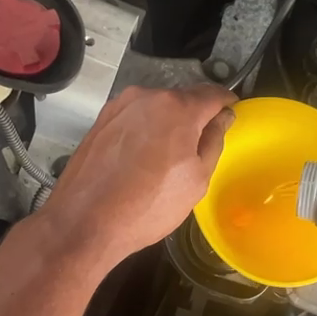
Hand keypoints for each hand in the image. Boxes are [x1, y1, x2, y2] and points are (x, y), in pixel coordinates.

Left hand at [38, 84, 236, 268]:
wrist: (85, 221)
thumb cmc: (149, 205)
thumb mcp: (197, 180)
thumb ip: (213, 142)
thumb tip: (221, 119)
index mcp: (177, 107)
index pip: (212, 93)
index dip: (226, 104)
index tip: (231, 115)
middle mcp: (146, 97)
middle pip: (182, 99)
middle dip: (194, 117)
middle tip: (198, 148)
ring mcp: (119, 106)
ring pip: (155, 108)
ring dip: (167, 125)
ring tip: (166, 159)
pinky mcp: (100, 121)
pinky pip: (134, 119)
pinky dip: (144, 132)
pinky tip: (141, 160)